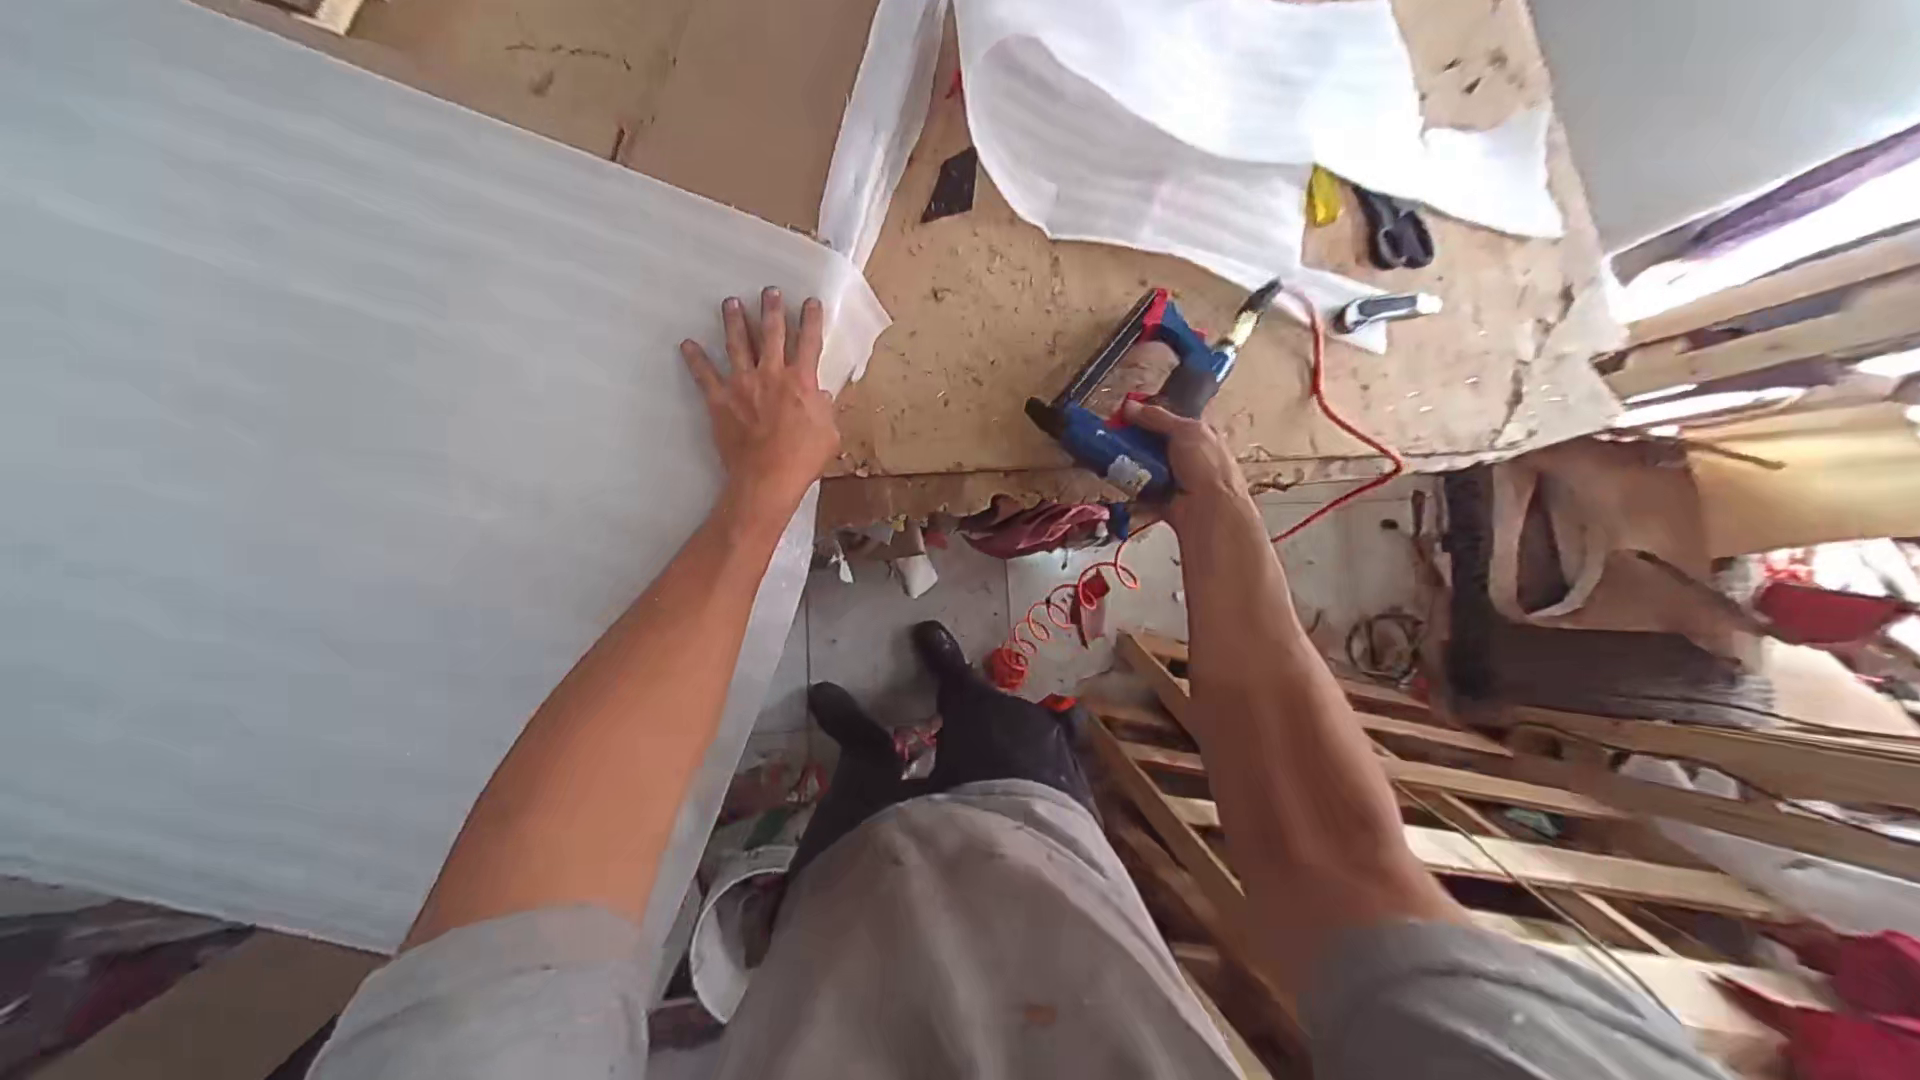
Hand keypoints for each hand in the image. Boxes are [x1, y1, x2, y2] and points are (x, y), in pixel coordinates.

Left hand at [681, 288, 841, 521]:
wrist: (768, 477)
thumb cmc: (803, 459)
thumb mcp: (829, 434)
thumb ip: (825, 410)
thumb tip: (820, 396)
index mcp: (802, 381)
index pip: (809, 342)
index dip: (811, 320)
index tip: (810, 303)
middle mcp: (771, 375)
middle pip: (772, 334)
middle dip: (772, 310)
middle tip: (769, 292)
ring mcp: (743, 385)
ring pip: (737, 345)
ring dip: (734, 321)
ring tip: (731, 303)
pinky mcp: (720, 400)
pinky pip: (705, 375)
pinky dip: (696, 359)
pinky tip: (688, 345)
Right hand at [1120, 399, 1250, 530]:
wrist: (1211, 511)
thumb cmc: (1206, 467)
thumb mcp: (1185, 432)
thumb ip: (1157, 418)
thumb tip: (1128, 406)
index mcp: (1197, 435)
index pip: (1166, 421)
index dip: (1144, 417)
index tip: (1121, 416)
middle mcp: (1185, 457)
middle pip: (1151, 445)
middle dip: (1131, 442)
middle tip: (1110, 439)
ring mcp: (1174, 480)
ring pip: (1143, 468)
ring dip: (1127, 466)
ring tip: (1108, 460)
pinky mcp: (1162, 500)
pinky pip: (1140, 492)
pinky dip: (1129, 490)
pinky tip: (1116, 483)